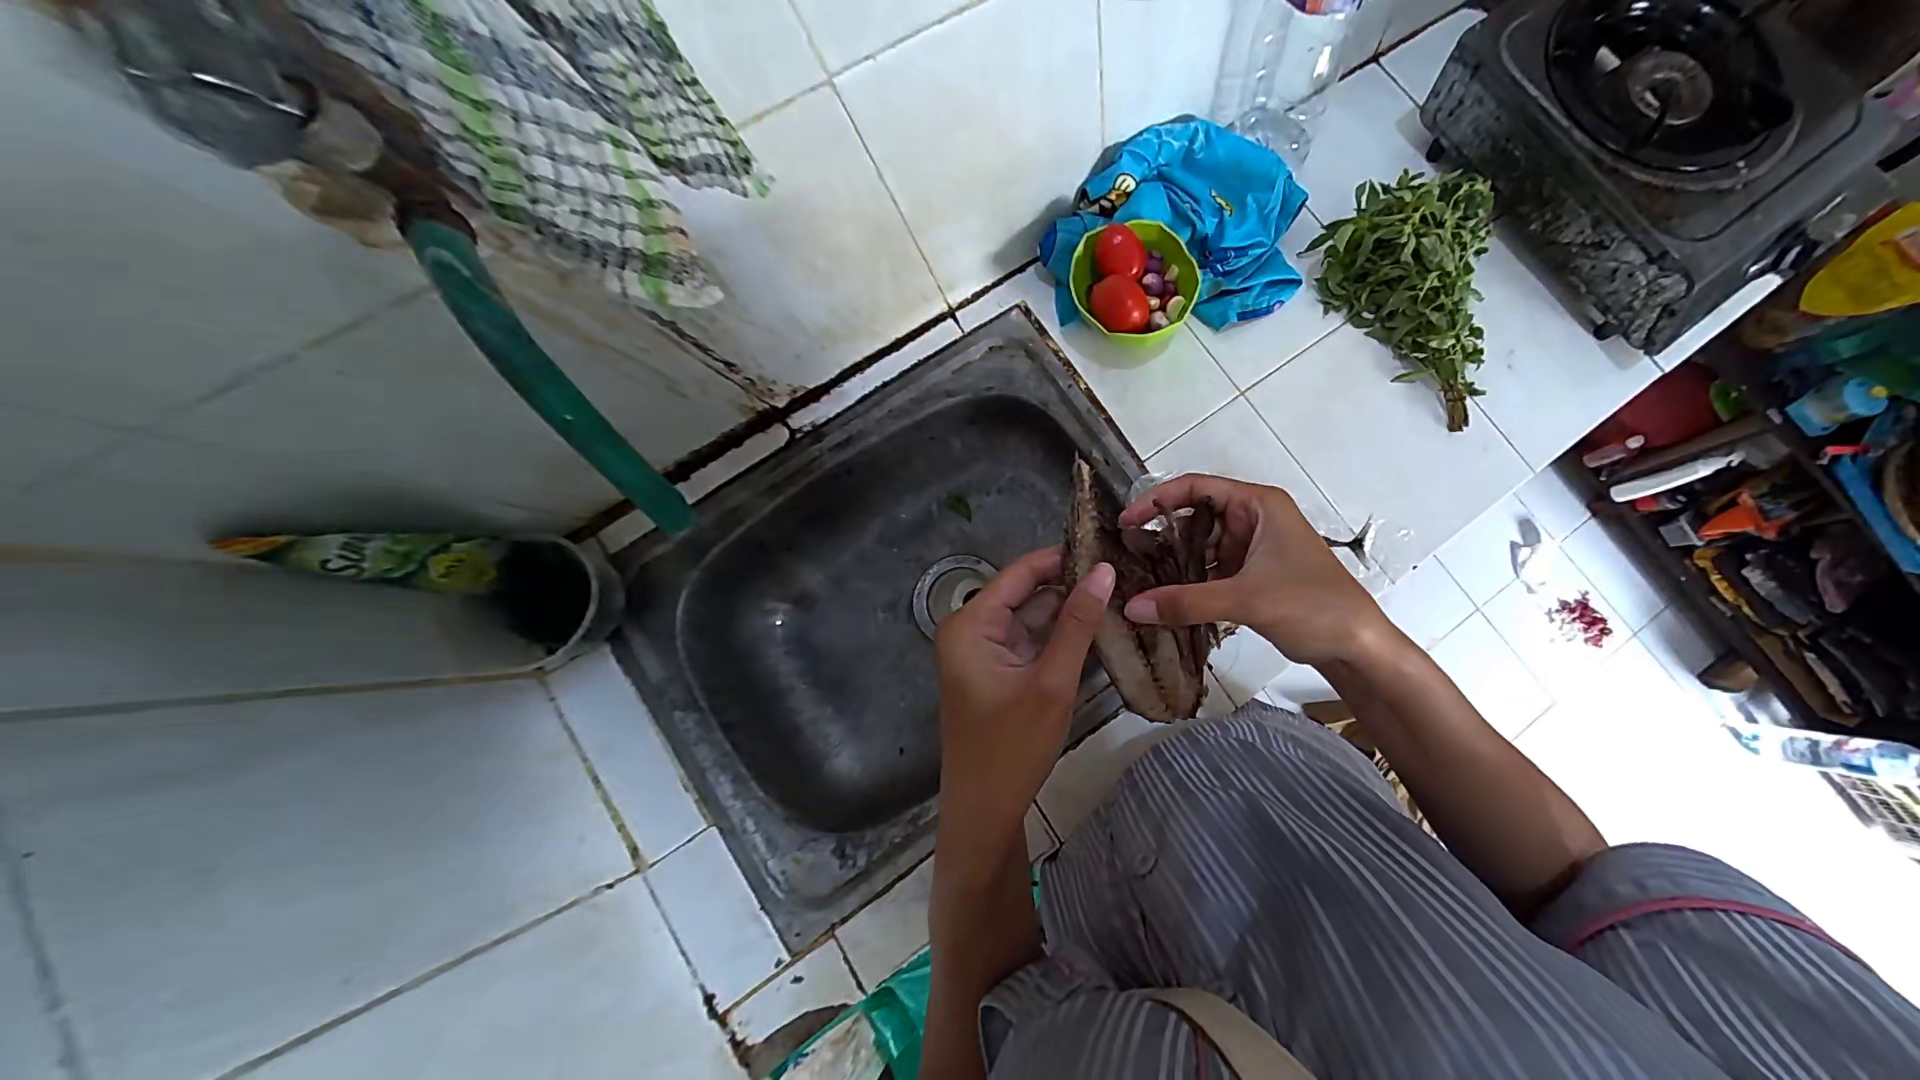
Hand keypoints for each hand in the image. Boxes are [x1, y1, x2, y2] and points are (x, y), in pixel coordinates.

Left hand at [934, 548, 1113, 871]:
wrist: (985, 809)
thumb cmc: (1013, 747)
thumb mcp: (1051, 682)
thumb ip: (1077, 624)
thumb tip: (1104, 570)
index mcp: (970, 624)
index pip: (1020, 573)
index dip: (1061, 557)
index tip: (1107, 545)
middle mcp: (970, 630)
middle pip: (1026, 594)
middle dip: (1070, 586)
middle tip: (1124, 573)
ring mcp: (983, 652)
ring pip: (1032, 619)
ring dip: (1069, 613)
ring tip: (1120, 596)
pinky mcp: (996, 672)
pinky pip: (1030, 643)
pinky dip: (1059, 639)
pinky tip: (1098, 631)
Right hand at [1118, 474, 1395, 665]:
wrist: (1356, 647)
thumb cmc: (1316, 607)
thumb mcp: (1246, 600)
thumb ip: (1186, 602)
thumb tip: (1133, 607)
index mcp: (1258, 506)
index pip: (1196, 487)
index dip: (1157, 500)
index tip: (1128, 521)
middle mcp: (1253, 520)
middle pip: (1194, 516)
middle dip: (1162, 534)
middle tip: (1129, 554)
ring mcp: (1251, 549)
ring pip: (1200, 546)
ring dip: (1174, 561)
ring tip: (1141, 578)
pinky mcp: (1250, 575)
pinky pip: (1208, 570)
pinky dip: (1188, 581)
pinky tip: (1166, 597)